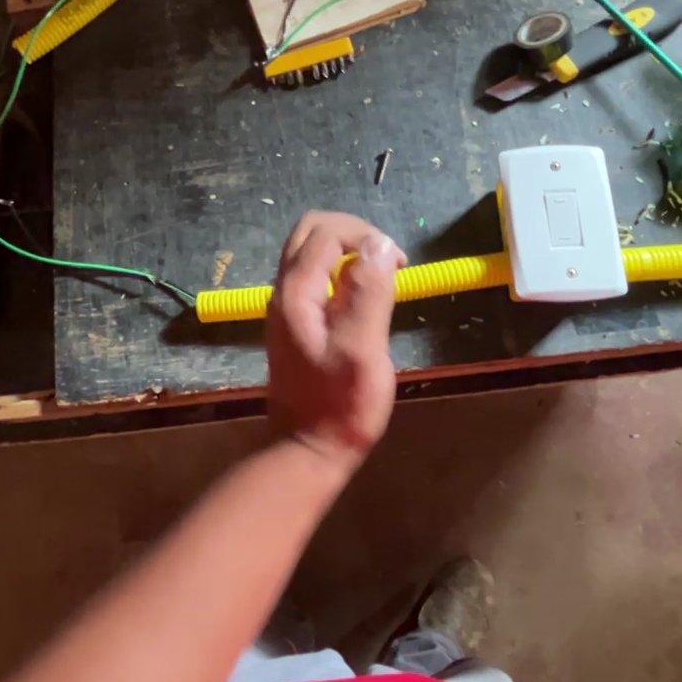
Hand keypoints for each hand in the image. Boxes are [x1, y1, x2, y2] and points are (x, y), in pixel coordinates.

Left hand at [266, 212, 404, 463]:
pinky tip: (364, 298)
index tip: (398, 264)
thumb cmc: (340, 406)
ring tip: (382, 277)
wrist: (308, 449)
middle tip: (387, 260)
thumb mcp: (363, 349)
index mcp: (296, 292)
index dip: (365, 236)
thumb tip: (380, 244)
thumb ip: (369, 294)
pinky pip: (315, 277)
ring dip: (347, 252)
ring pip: (310, 253)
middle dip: (353, 234)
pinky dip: (341, 272)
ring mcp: (286, 307)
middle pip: (310, 233)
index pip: (325, 232)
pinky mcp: (295, 322)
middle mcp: (283, 291)